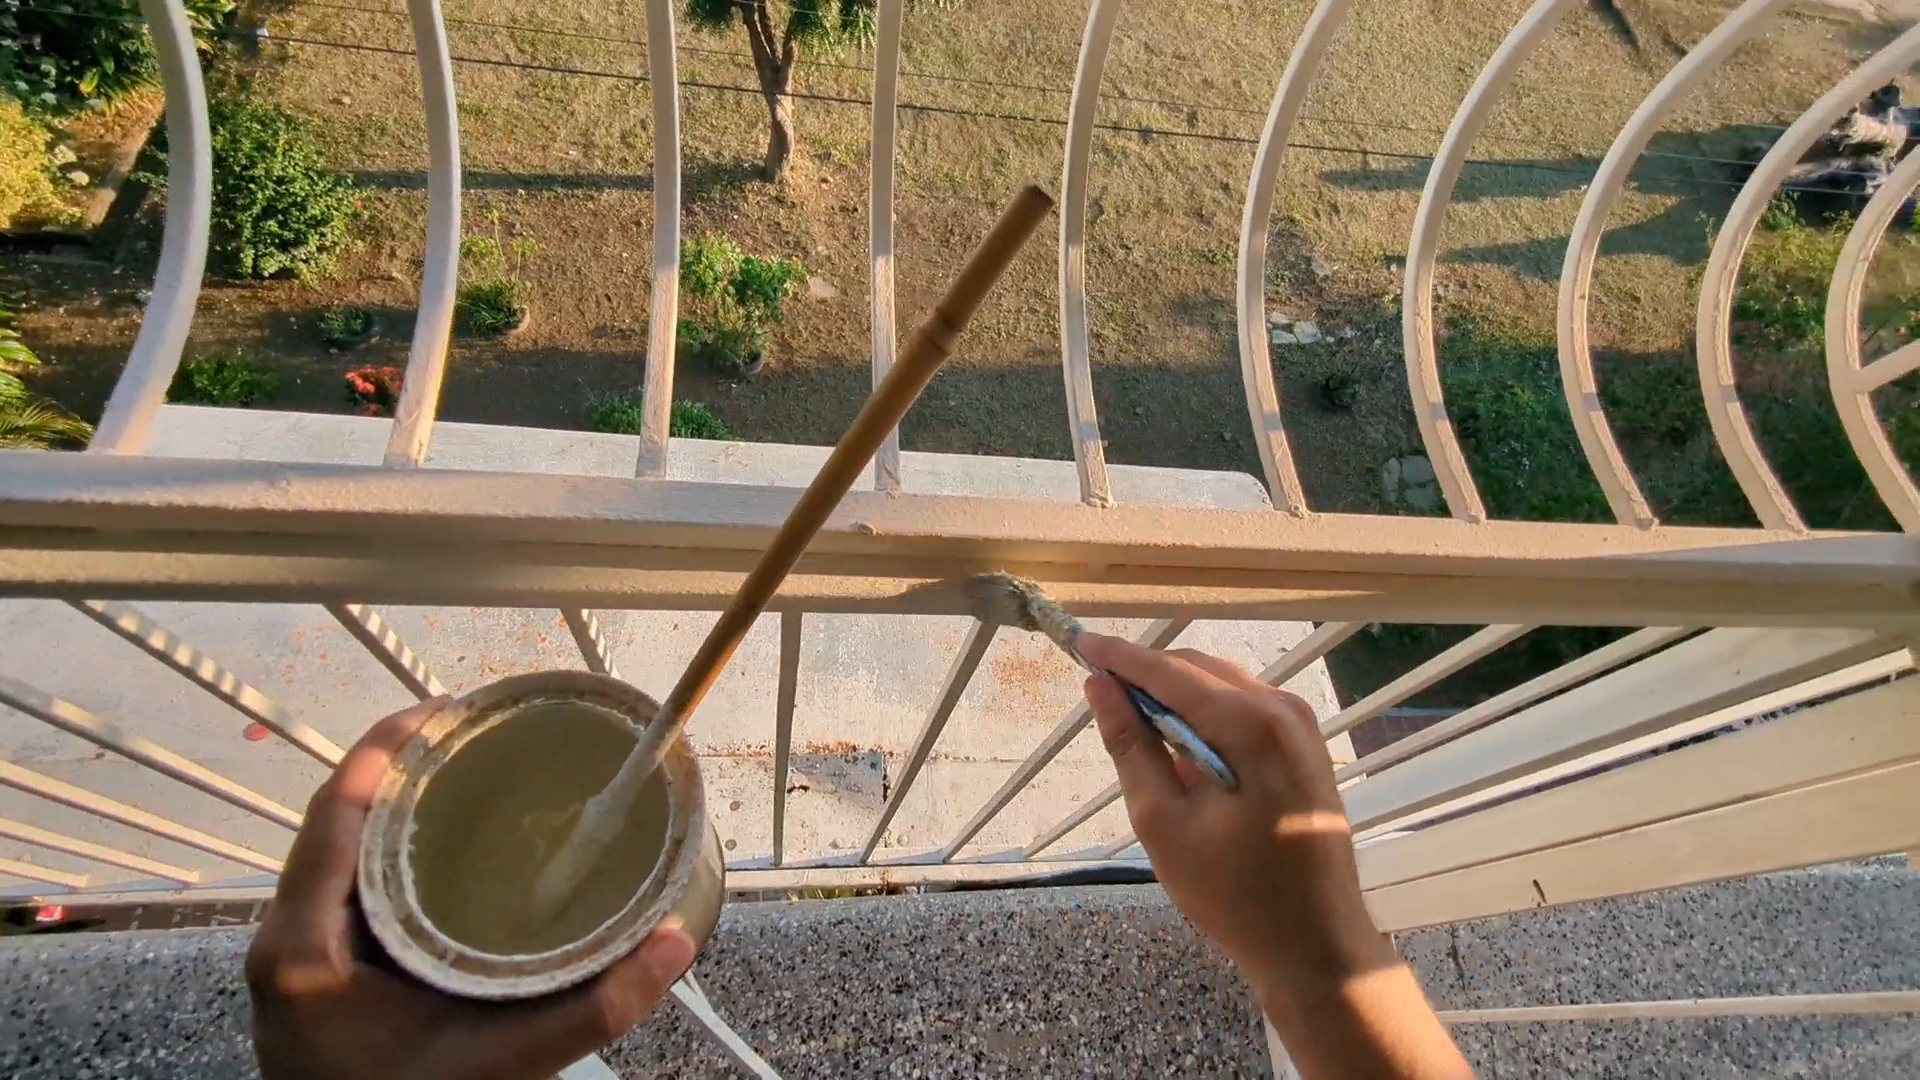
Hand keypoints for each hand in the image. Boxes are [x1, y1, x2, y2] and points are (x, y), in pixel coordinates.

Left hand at [246, 698, 697, 1079]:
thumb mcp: (503, 1066)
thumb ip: (591, 1008)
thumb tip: (679, 938)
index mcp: (307, 946)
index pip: (334, 815)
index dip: (384, 749)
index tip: (451, 708)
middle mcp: (294, 933)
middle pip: (342, 815)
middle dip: (408, 758)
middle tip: (486, 728)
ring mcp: (307, 944)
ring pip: (348, 840)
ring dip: (403, 791)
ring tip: (476, 762)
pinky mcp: (329, 956)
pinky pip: (357, 868)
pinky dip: (400, 830)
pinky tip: (455, 831)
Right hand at [1077, 634, 1395, 1003]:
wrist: (1318, 948)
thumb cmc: (1233, 893)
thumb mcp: (1162, 821)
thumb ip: (1129, 744)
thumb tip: (1099, 686)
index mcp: (1250, 725)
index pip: (1168, 671)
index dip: (1119, 655)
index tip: (1079, 639)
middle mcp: (1282, 708)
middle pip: (1196, 668)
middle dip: (1144, 671)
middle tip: (1098, 685)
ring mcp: (1299, 724)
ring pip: (1218, 682)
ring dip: (1172, 690)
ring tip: (1129, 712)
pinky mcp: (1303, 743)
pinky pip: (1240, 704)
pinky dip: (1201, 710)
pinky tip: (1175, 738)